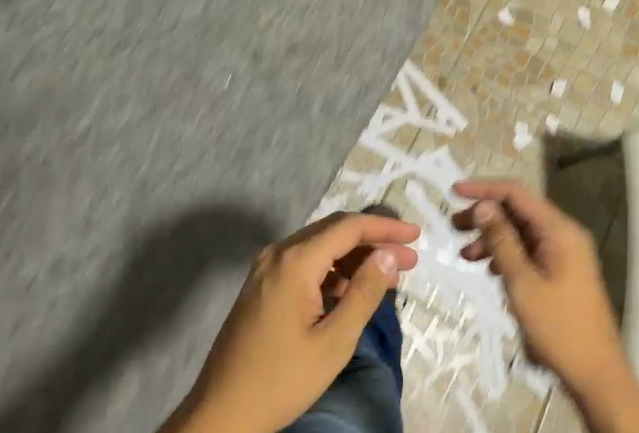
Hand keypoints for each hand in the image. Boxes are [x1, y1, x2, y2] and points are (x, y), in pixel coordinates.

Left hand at [164, 212, 421, 432]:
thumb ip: (364, 293)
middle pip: (334, 231)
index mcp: (295, 261)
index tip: (416, 236)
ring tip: (388, 277)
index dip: (385, 228)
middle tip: (409, 259)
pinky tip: (352, 291)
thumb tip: (388, 255)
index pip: (348, 227)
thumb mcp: (334, 342)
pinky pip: (304, 264)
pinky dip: (332, 270)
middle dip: (373, 241)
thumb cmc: (282, 379)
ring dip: (354, 257)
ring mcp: (266, 269)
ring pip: (319, 247)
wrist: (222, 411)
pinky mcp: (262, 286)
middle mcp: (278, 254)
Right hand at [452, 179, 624, 386]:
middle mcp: (564, 234)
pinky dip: (507, 255)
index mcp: (559, 230)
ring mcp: (565, 254)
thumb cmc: (558, 327)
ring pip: (522, 233)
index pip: (517, 194)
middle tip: (454, 227)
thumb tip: (483, 206)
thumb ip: (502, 241)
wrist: (596, 374)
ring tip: (465, 255)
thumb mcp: (522, 283)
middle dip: (485, 216)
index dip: (484, 189)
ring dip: (493, 238)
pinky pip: (529, 252)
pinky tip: (489, 270)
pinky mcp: (561, 272)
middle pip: (519, 212)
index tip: (453, 192)